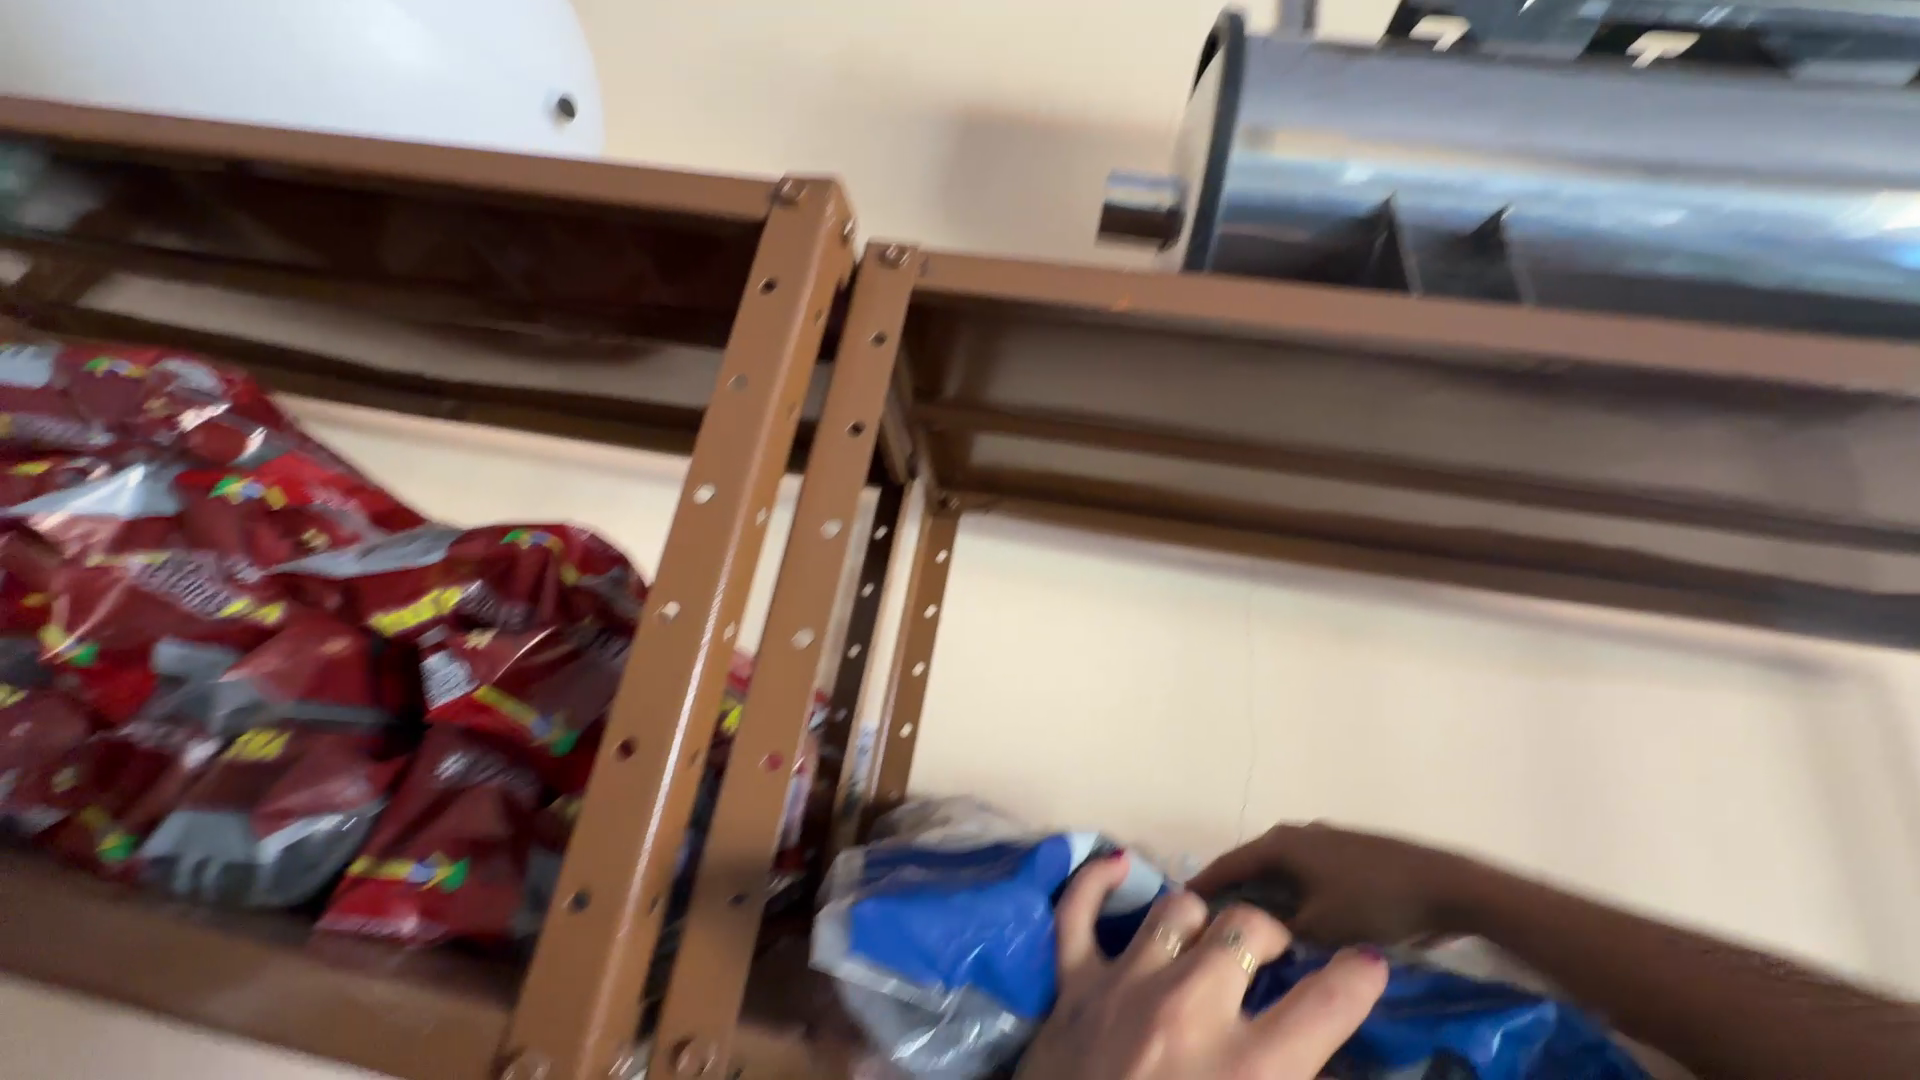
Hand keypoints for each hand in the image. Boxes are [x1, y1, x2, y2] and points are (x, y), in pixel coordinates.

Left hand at [1015, 853, 1387, 1079]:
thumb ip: (1285, 1076)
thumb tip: (1310, 1056)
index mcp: (1247, 1070)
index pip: (1326, 1004)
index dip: (1357, 977)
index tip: (1366, 962)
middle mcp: (1190, 1010)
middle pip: (1245, 928)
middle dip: (1269, 933)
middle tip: (1269, 953)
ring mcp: (1126, 985)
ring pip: (1176, 909)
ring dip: (1202, 917)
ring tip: (1208, 933)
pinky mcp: (1073, 983)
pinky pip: (1076, 912)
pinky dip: (1093, 882)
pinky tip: (1117, 863)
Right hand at [1187, 823, 1479, 946]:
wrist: (1448, 886)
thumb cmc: (1376, 904)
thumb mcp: (1320, 928)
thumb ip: (1277, 930)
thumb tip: (1248, 934)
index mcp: (1279, 844)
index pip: (1226, 865)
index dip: (1201, 887)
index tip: (1179, 908)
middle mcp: (1294, 832)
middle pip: (1250, 864)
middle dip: (1231, 891)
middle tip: (1211, 922)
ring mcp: (1322, 838)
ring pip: (1278, 868)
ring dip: (1262, 892)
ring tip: (1250, 922)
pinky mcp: (1346, 849)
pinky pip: (1302, 870)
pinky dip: (1288, 890)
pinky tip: (1294, 914)